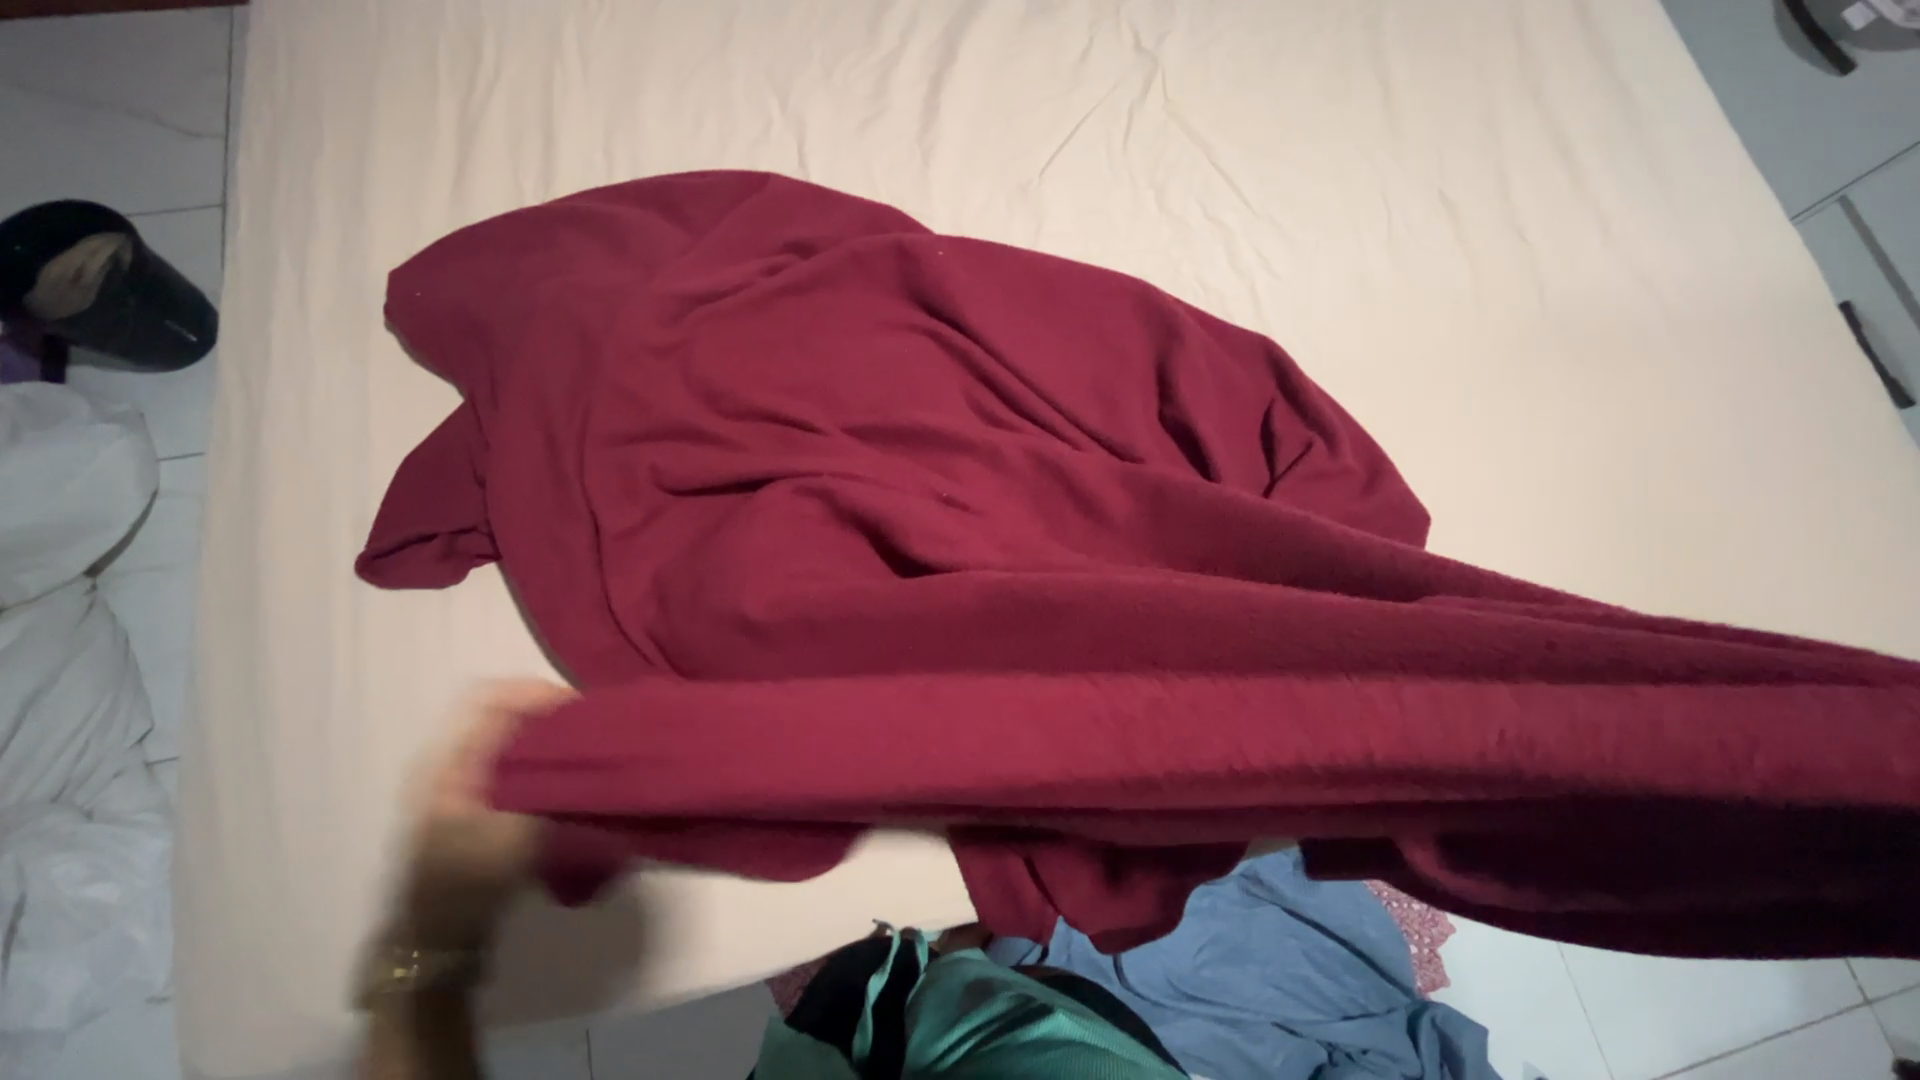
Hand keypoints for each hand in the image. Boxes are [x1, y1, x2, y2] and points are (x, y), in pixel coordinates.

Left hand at [393, 679, 575, 951]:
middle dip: (551, 716)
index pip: (492, 697)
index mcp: (447, 761)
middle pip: (504, 714)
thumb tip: (590, 749)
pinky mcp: (474, 807)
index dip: (538, 693)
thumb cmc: (468, 883)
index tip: (582, 710)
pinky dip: (543, 763)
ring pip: (511, 740)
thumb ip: (551, 786)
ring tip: (588, 753)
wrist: (434, 943)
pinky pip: (513, 764)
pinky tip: (569, 782)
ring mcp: (458, 785)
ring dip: (549, 740)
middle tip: (593, 731)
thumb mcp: (515, 833)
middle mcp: (448, 763)